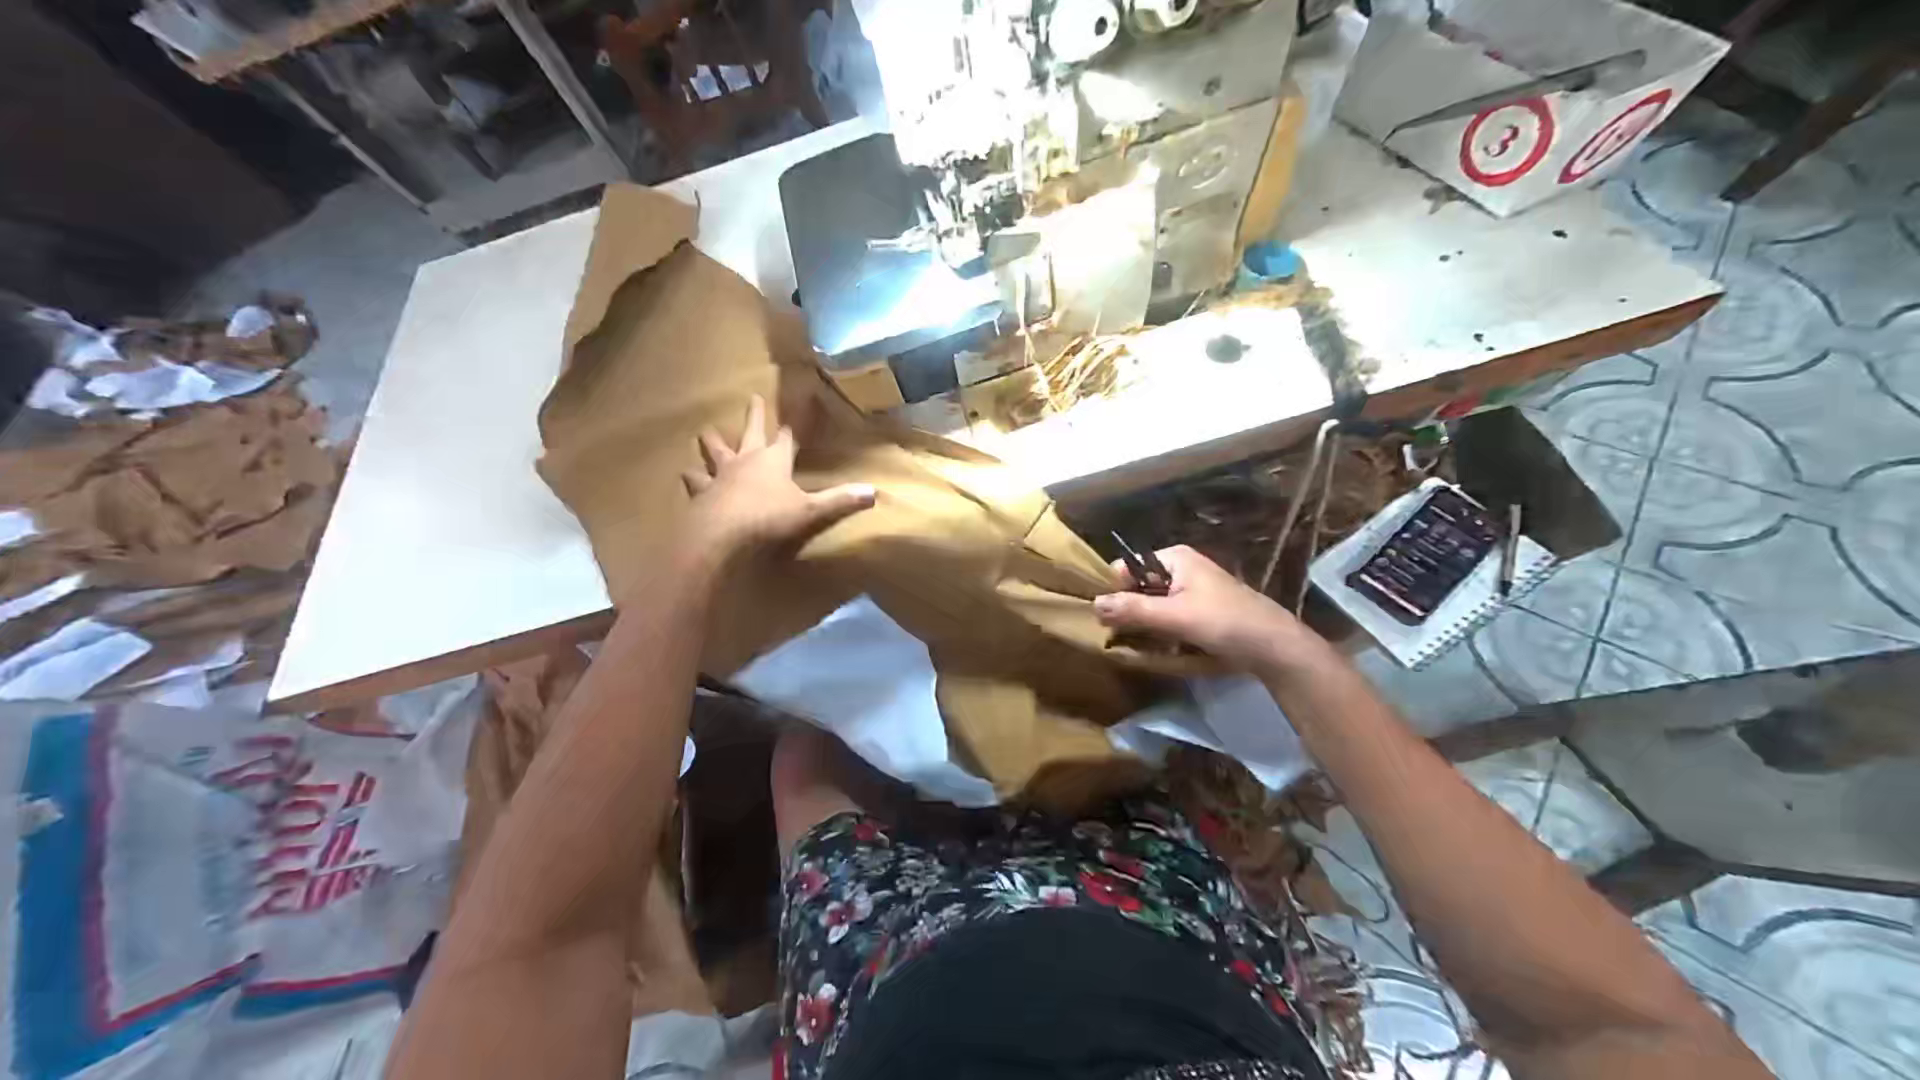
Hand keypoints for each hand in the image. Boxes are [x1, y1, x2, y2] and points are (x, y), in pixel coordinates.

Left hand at [683, 395, 874, 557]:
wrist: (722, 535)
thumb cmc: (769, 518)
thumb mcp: (810, 511)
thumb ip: (839, 501)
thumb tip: (874, 492)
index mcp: (774, 460)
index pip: (787, 438)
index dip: (793, 428)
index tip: (797, 411)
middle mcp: (746, 460)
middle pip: (750, 432)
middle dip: (754, 416)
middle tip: (752, 397)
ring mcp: (721, 475)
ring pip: (715, 452)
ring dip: (712, 442)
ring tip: (704, 433)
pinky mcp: (702, 493)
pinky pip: (695, 481)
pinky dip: (692, 478)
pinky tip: (686, 476)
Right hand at [1093, 545, 1331, 673]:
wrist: (1275, 647)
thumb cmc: (1224, 622)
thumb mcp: (1174, 616)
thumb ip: (1133, 609)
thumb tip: (1093, 604)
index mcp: (1175, 558)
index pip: (1128, 567)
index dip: (1114, 590)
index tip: (1105, 617)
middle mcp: (1182, 568)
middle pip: (1139, 587)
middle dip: (1128, 610)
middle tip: (1119, 636)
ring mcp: (1193, 590)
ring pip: (1153, 605)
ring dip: (1144, 624)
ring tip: (1137, 645)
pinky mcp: (1201, 612)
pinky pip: (1169, 618)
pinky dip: (1161, 631)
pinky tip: (1159, 648)